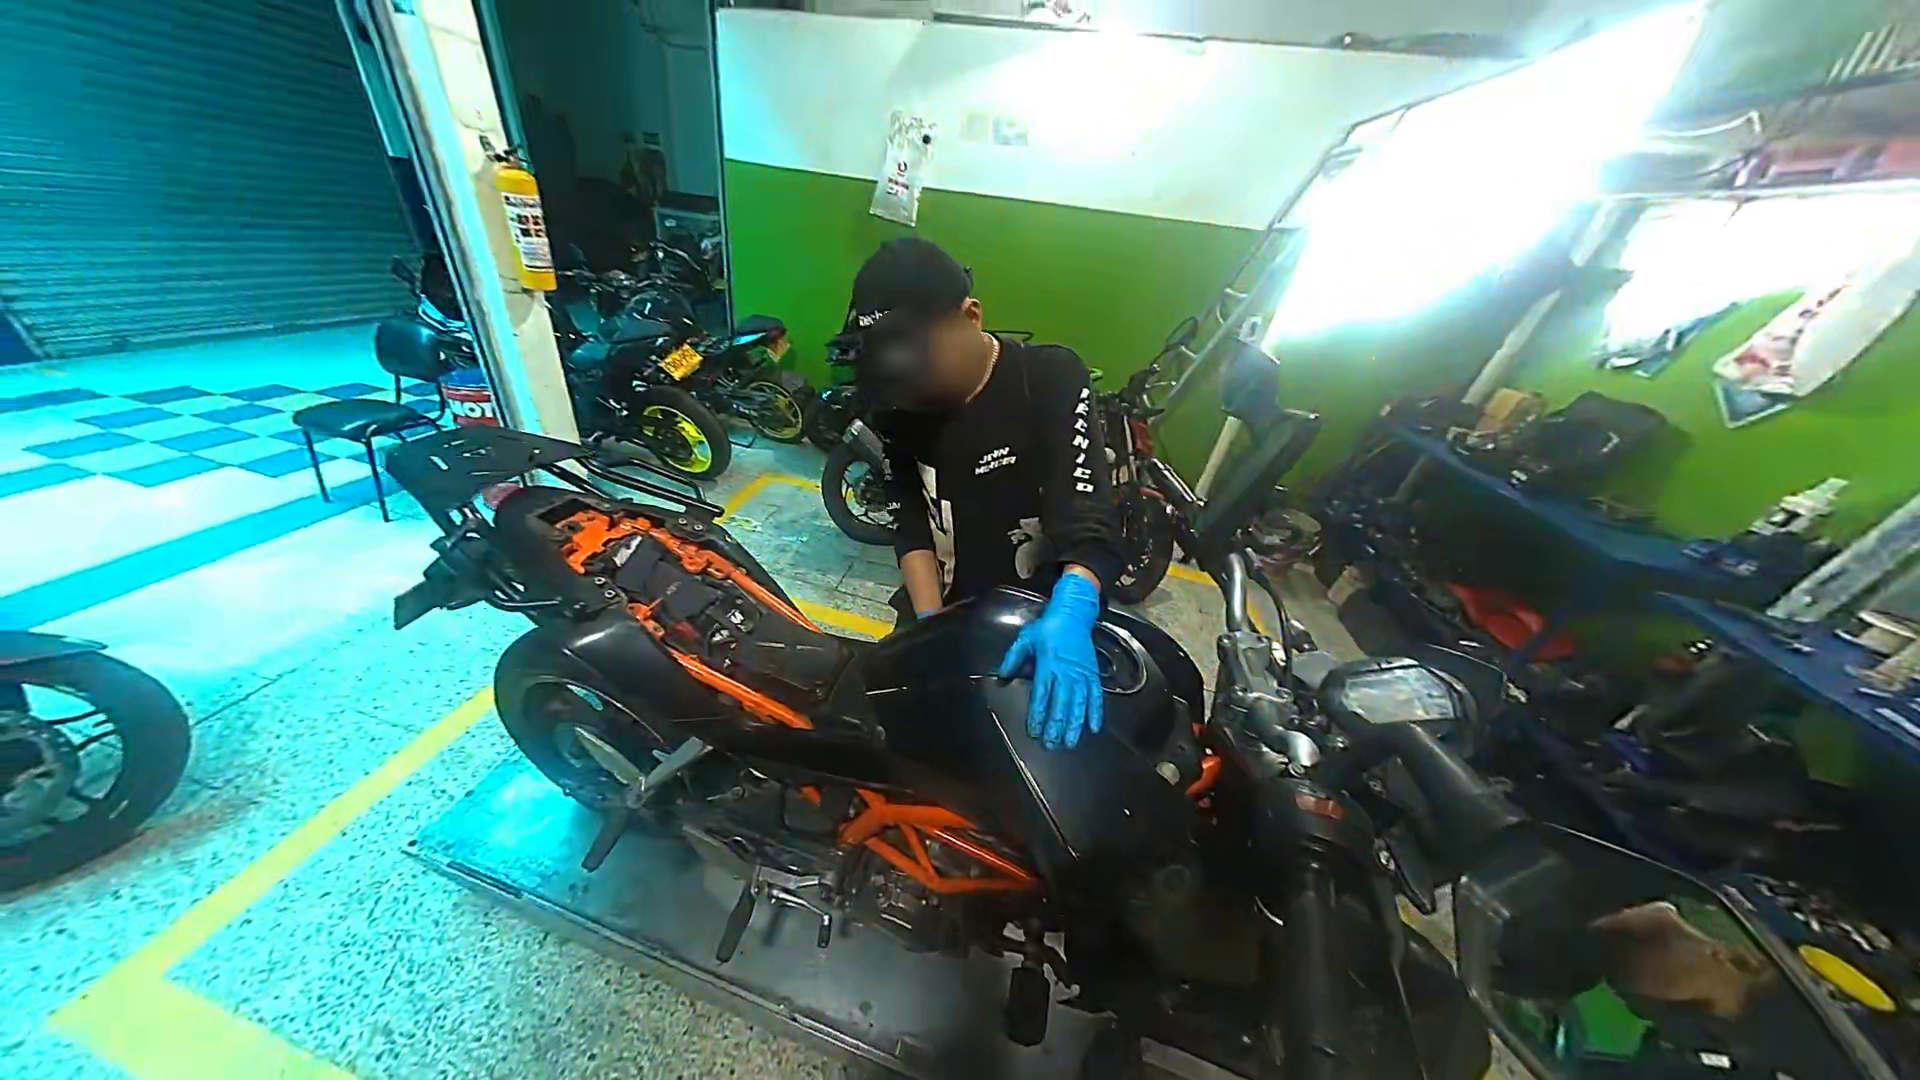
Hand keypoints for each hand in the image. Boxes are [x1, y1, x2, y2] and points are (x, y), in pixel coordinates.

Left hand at [996, 572, 1103, 748]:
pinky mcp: (1092, 674)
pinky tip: (1093, 728)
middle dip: (1056, 726)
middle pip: (1061, 704)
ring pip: (1078, 704)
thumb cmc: (1048, 627)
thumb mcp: (1026, 638)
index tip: (1034, 730)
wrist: (1073, 615)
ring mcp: (1081, 674)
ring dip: (1074, 724)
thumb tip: (1002, 675)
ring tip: (1069, 742)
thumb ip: (1013, 657)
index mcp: (1048, 664)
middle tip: (1051, 745)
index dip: (1038, 714)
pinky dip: (1096, 713)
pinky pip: (1095, 696)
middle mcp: (1066, 672)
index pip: (1042, 694)